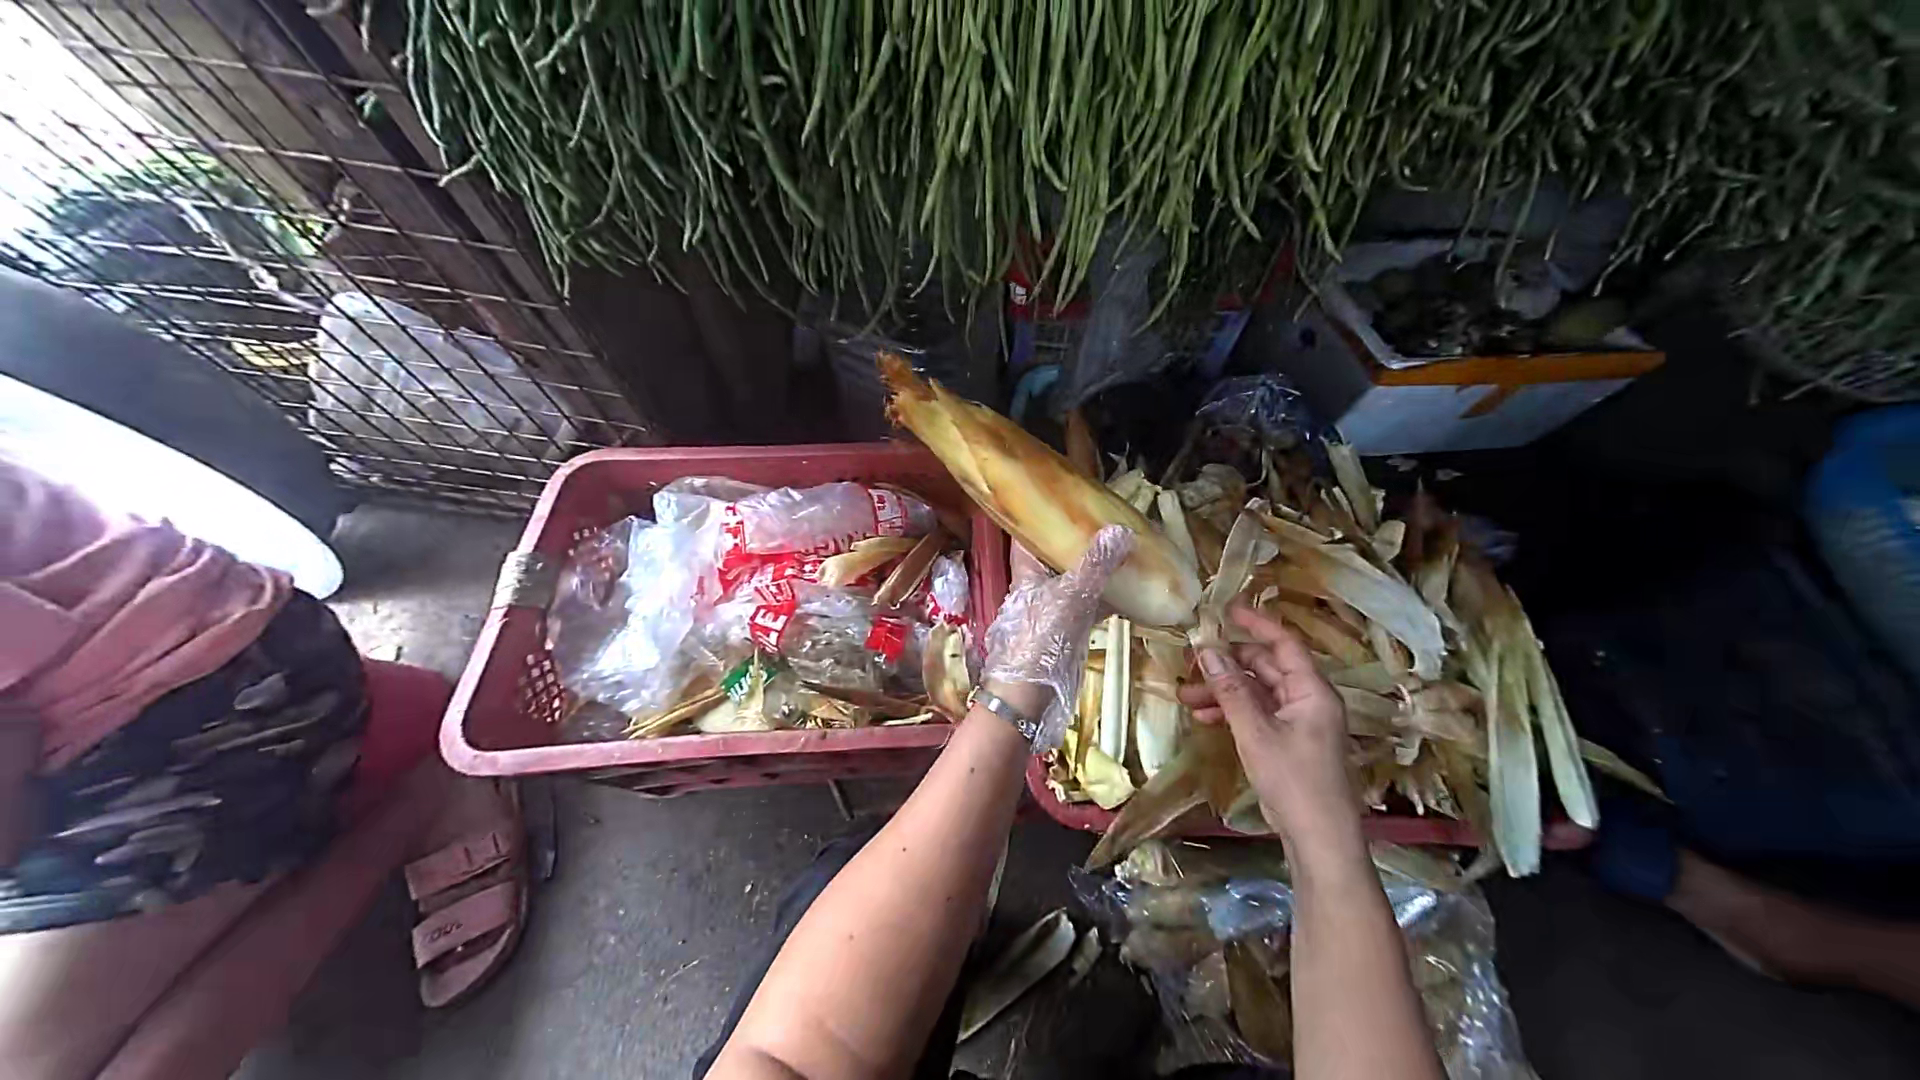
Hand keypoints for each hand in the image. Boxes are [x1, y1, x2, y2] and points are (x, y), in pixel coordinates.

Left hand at [980, 525, 1134, 748]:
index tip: (1065, 500)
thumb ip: (1094, 567)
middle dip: (1080, 542)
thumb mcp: (1069, 599)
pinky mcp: (1066, 634)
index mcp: (1026, 575)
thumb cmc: (1039, 644)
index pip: (1028, 537)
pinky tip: (1131, 593)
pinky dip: (1107, 598)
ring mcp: (1052, 612)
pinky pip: (1089, 607)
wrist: (1028, 701)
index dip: (1041, 517)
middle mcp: (1036, 590)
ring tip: (1127, 550)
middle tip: (1110, 522)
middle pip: (1056, 557)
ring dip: (1097, 570)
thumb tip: (1119, 530)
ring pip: (1076, 582)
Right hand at [1177, 604, 1362, 862]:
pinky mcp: (1288, 741)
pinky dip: (1232, 711)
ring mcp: (1298, 721)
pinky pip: (1257, 713)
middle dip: (1226, 664)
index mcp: (1311, 691)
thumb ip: (1230, 689)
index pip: (1283, 643)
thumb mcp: (1255, 732)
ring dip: (1223, 691)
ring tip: (1186, 697)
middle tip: (1190, 664)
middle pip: (1264, 667)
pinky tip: (1205, 718)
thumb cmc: (1293, 780)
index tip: (1224, 610)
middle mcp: (1307, 699)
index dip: (1255, 624)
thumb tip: (1207, 650)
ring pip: (1256, 692)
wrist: (1319, 839)